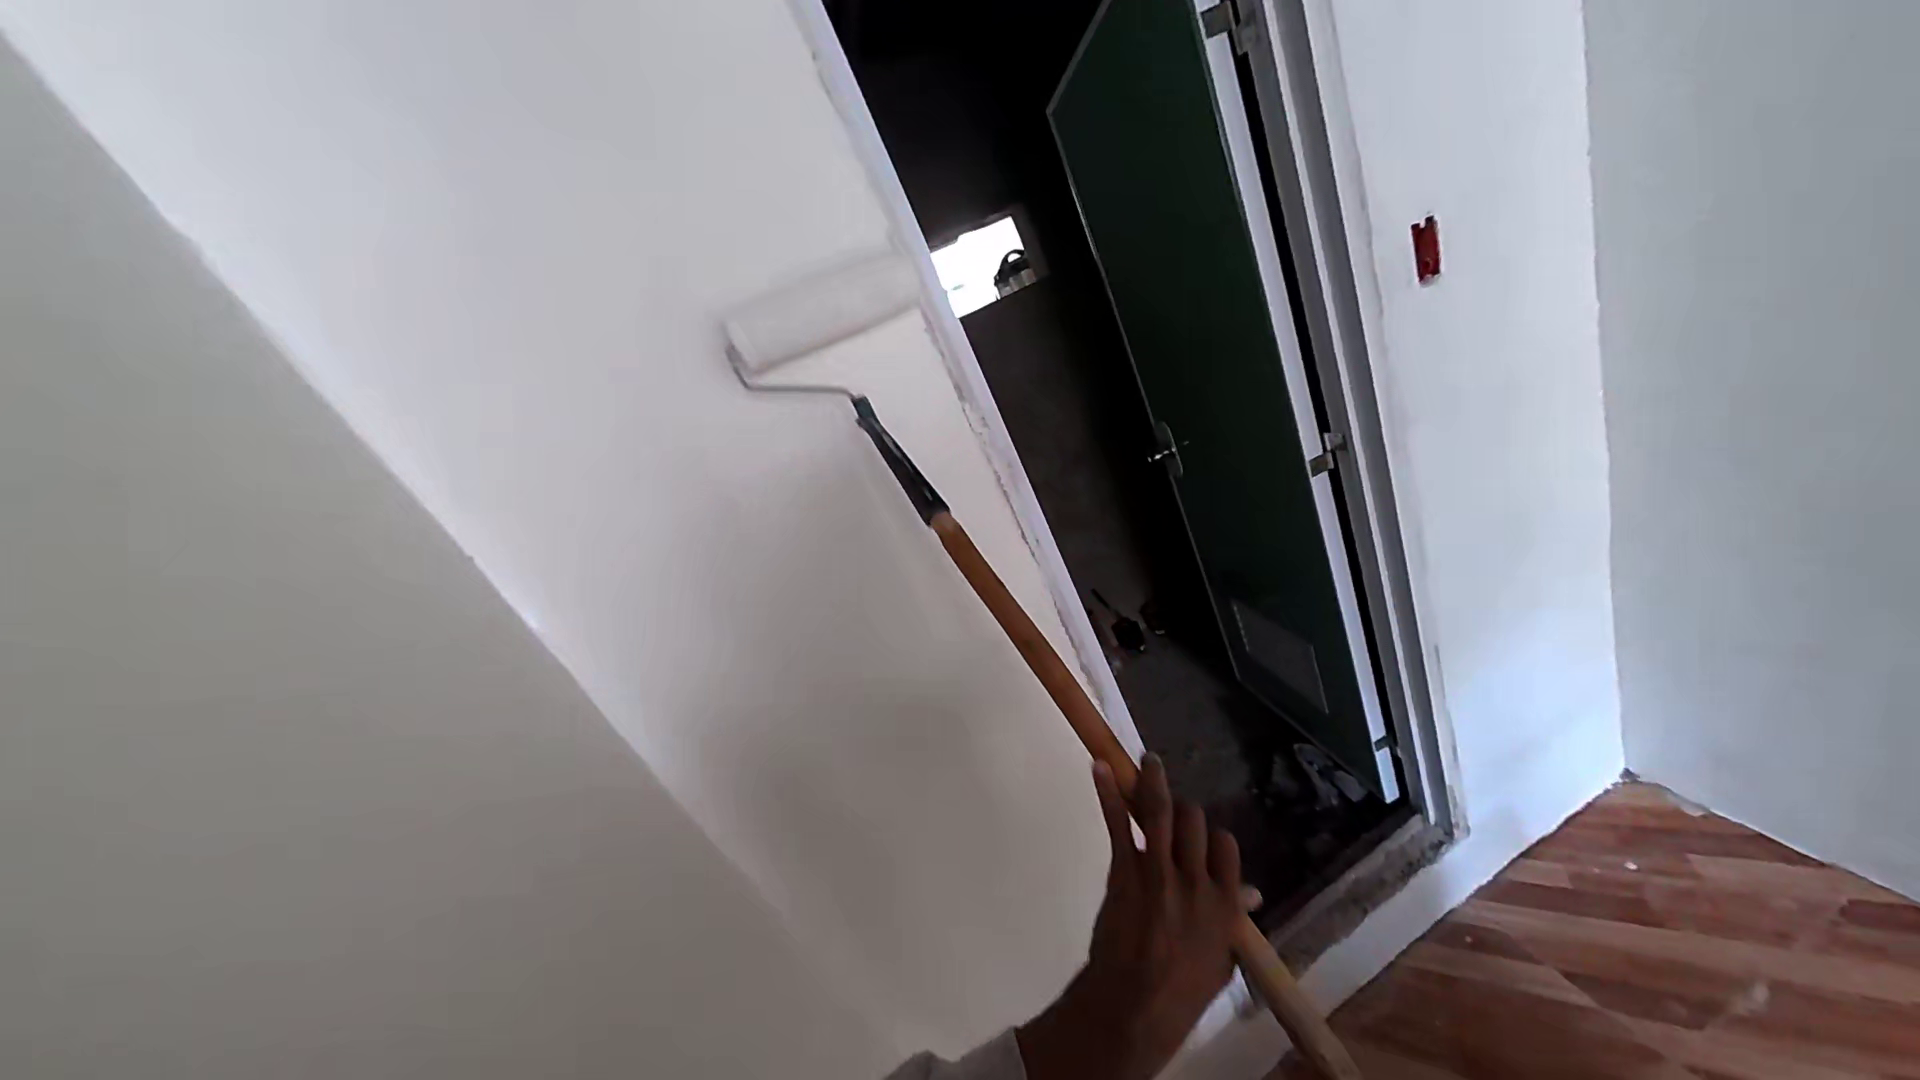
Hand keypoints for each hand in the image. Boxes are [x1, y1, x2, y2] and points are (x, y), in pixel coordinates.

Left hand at [1016, 754, 1253, 1079]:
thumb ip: (1233, 917)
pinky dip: (1109, 792)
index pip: (1226, 845)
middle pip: (1194, 822)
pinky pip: (1119, 823)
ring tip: (1147, 759)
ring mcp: (1158, 873)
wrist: (1136, 1004)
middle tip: (1166, 802)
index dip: (1211, 834)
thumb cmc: (1181, 987)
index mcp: (1224, 903)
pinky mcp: (1125, 872)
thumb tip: (1255, 893)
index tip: (1200, 832)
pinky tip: (1099, 768)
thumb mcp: (1220, 956)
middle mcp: (1195, 881)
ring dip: (1151, 781)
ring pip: (1160, 813)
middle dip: (1182, 808)